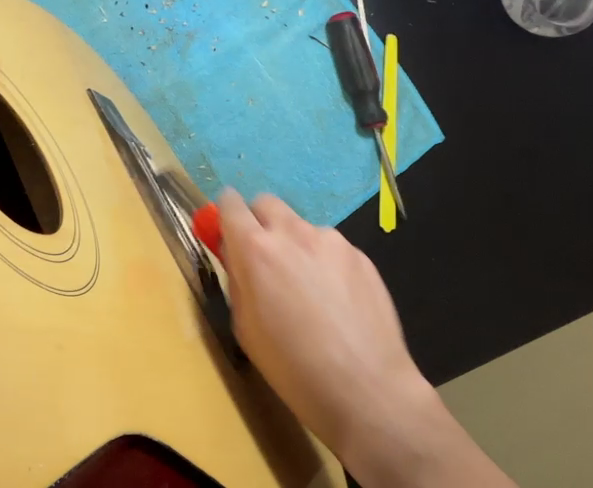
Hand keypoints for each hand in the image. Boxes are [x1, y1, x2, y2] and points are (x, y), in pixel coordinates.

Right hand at [215, 189, 516, 487]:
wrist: (366, 389)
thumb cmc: (294, 369)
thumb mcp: (246, 329)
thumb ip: (238, 281)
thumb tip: (236, 255)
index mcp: (257, 250)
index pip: (230, 204)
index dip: (225, 214)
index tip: (228, 231)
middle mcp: (293, 233)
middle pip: (266, 204)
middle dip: (260, 223)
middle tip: (266, 261)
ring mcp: (331, 240)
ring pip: (302, 228)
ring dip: (296, 247)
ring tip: (310, 294)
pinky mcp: (360, 254)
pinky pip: (332, 248)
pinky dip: (326, 264)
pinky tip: (337, 303)